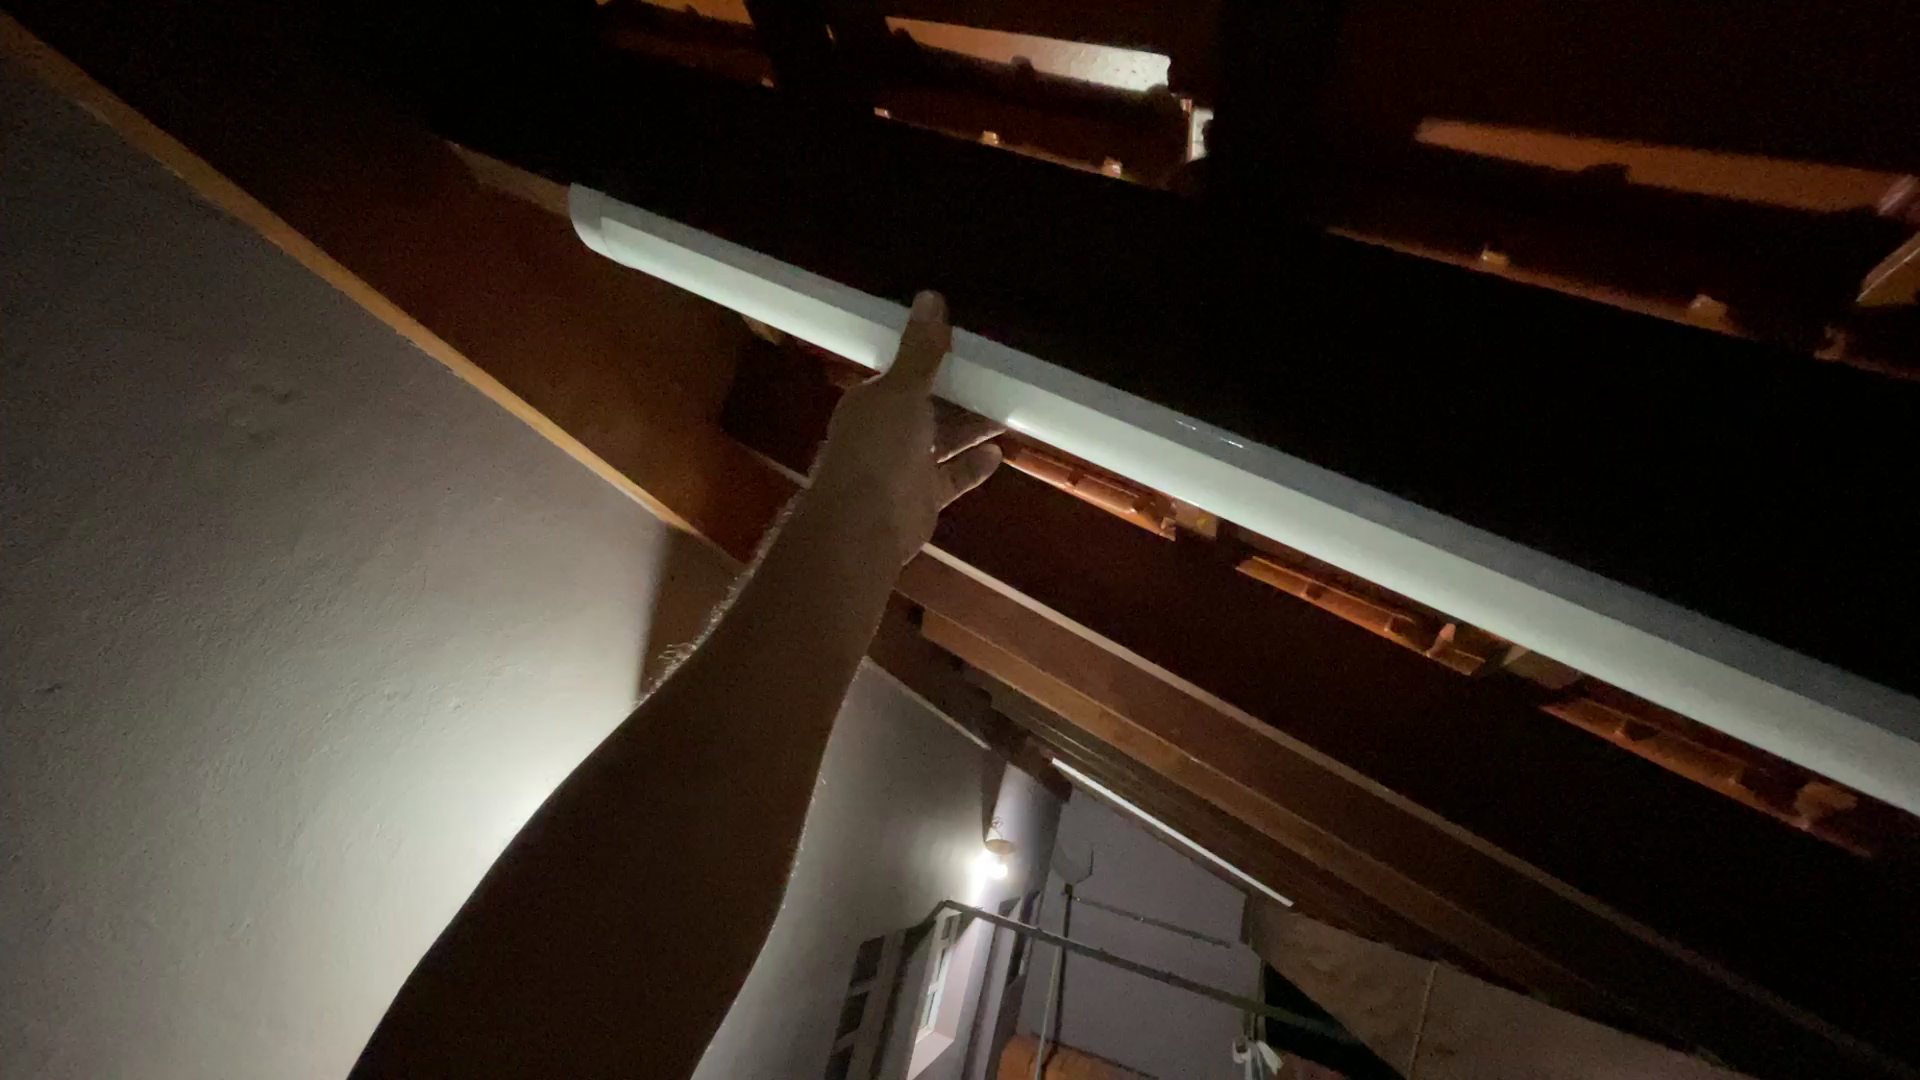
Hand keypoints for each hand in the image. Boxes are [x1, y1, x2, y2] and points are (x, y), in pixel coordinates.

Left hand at [809, 291, 1003, 563]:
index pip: (904, 373)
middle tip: (999, 373)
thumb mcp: (902, 390)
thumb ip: (920, 351)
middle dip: (961, 392)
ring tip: (1009, 407)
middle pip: (930, 406)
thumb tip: (930, 296)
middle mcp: (887, 431)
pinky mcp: (924, 496)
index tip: (966, 344)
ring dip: (973, 426)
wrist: (865, 523)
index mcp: (874, 400)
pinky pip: (954, 476)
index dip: (932, 358)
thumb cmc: (879, 448)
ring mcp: (906, 466)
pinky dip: (974, 465)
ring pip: (945, 440)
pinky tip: (998, 453)